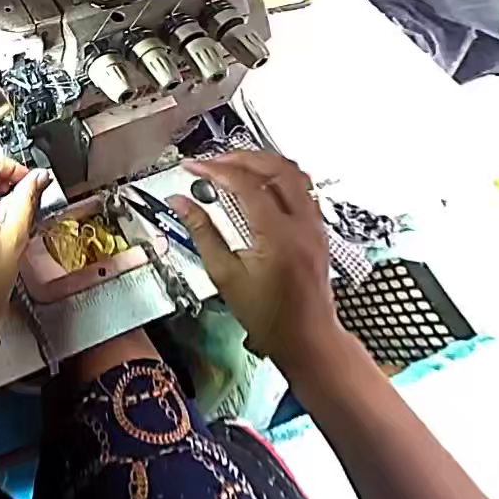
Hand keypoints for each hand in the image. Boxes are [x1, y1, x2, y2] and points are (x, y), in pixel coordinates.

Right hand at [170, 151, 343, 360]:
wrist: (308, 340)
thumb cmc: (267, 317)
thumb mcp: (225, 275)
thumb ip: (202, 232)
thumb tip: (180, 202)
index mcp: (278, 237)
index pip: (246, 185)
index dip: (215, 169)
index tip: (192, 167)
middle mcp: (302, 224)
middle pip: (274, 168)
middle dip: (238, 158)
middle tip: (211, 162)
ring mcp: (315, 224)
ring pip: (292, 172)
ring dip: (260, 161)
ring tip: (232, 164)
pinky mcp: (317, 228)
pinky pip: (301, 186)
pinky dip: (276, 174)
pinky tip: (258, 180)